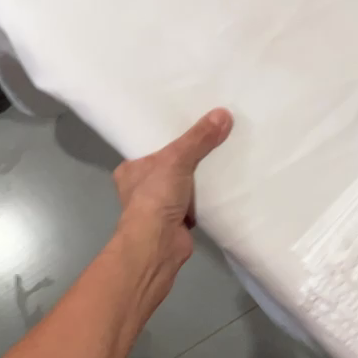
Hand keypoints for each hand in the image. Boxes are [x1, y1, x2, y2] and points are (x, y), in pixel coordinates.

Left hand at [111, 109, 233, 284]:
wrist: (158, 243)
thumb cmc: (155, 197)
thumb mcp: (175, 159)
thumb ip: (198, 139)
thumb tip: (223, 114)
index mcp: (130, 168)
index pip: (150, 146)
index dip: (169, 135)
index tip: (189, 122)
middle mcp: (141, 186)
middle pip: (171, 164)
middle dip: (189, 155)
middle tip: (214, 135)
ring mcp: (159, 204)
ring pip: (185, 183)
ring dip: (201, 176)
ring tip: (225, 153)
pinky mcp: (177, 219)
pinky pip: (197, 201)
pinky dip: (209, 195)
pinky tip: (226, 182)